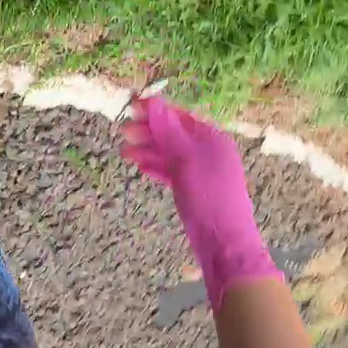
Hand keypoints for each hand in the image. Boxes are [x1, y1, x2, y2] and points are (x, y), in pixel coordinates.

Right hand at [120, 94, 281, 309]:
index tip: (131, 107)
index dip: (155, 111)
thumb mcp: (187, 160)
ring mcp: (200, 171)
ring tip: (124, 152)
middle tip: (123, 132)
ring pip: (170, 153)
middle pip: (173, 134)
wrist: (225, 246)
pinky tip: (141, 167)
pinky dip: (156, 167)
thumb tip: (154, 102)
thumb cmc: (208, 197)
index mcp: (212, 138)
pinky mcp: (193, 189)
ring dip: (148, 150)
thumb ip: (169, 132)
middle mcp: (207, 151)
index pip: (179, 116)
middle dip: (149, 131)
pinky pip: (172, 171)